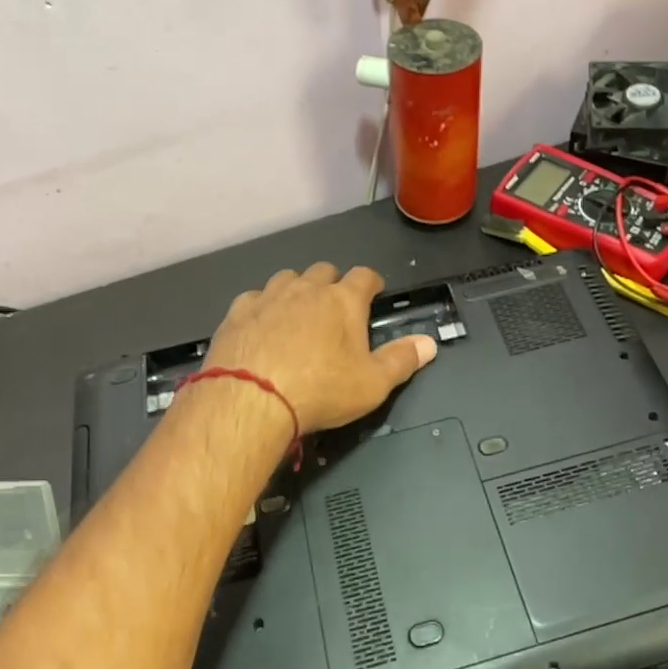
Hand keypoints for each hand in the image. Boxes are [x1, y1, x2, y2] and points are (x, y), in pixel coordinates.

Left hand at [202, 262, 435, 433]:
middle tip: (335, 307)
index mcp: (343, 300)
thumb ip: (402, 360)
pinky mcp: (238, 312)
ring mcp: (269, 296)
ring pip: (287, 278)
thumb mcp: (372, 384)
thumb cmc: (320, 390)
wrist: (250, 398)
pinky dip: (262, 306)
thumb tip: (429, 343)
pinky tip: (261, 324)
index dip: (371, 283)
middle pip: (324, 270)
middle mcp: (307, 288)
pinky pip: (254, 297)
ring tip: (298, 312)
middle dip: (332, 283)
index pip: (364, 276)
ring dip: (296, 289)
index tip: (373, 293)